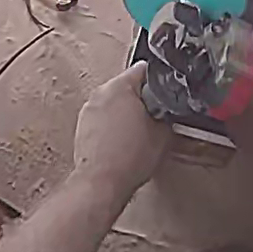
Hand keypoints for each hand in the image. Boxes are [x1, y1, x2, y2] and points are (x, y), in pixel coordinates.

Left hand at [71, 63, 168, 200]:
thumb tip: (169, 113)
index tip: (166, 90)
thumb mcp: (163, 135)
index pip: (144, 69)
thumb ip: (167, 115)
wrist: (102, 182)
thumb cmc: (129, 158)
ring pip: (114, 101)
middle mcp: (101, 92)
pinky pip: (103, 117)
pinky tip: (124, 141)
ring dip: (126, 111)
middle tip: (156, 114)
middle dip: (142, 98)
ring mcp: (89, 108)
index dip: (159, 80)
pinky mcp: (83, 125)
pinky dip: (113, 124)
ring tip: (139, 131)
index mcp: (120, 86)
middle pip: (127, 85)